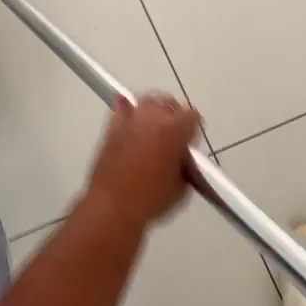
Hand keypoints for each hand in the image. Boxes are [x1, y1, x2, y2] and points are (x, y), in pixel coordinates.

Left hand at [83, 94, 200, 226]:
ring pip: (147, 101)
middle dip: (174, 116)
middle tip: (173, 135)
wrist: (114, 204)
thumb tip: (183, 158)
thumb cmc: (152, 198)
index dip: (193, 129)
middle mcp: (154, 117)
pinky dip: (128, 111)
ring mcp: (131, 118)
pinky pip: (122, 107)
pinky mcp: (112, 125)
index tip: (190, 141)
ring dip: (153, 111)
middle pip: (169, 103)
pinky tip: (131, 121)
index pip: (192, 115)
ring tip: (153, 128)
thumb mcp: (182, 186)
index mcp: (176, 129)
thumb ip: (185, 164)